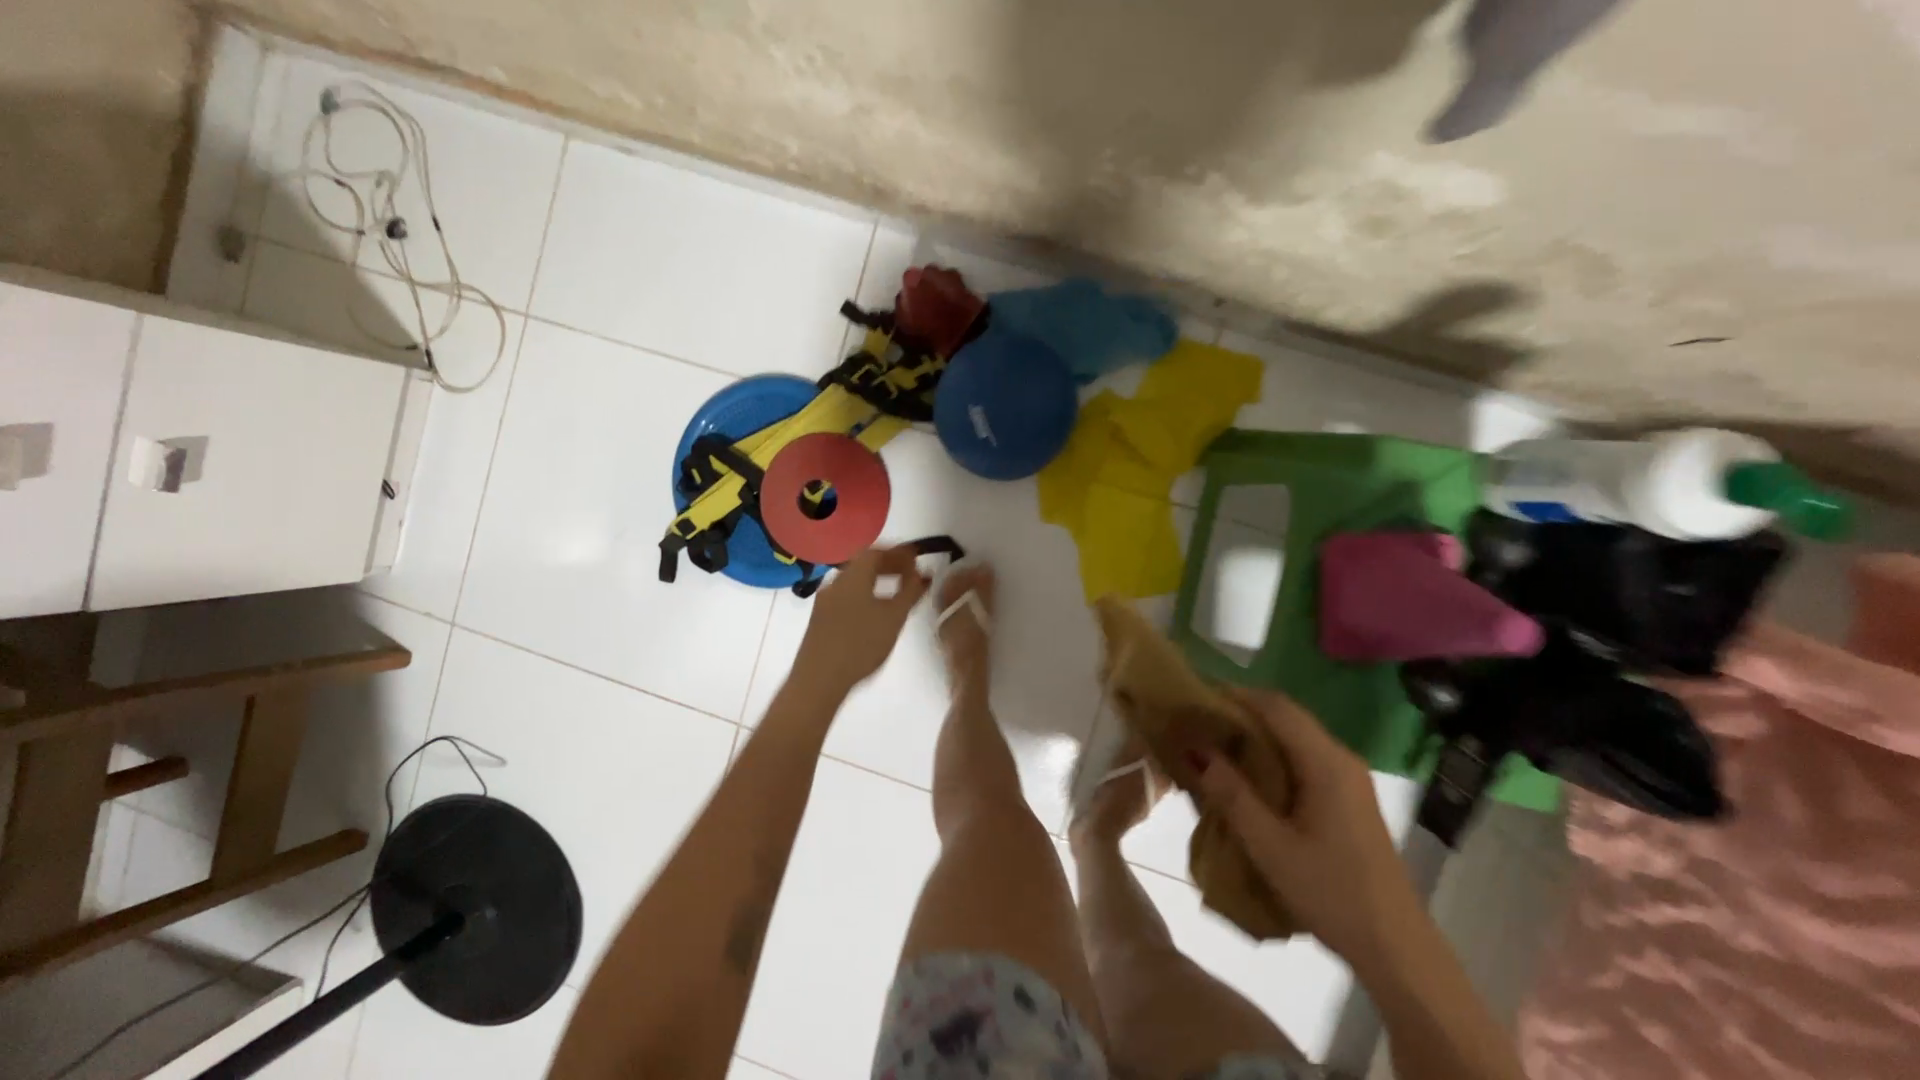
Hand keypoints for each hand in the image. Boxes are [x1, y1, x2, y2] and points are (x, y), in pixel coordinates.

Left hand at [793, 546, 930, 694]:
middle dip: (888, 565)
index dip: (898, 553)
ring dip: (876, 580)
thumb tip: (923, 574)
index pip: (875, 551)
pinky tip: (874, 612)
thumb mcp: (894, 618)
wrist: (818, 679)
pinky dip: (864, 594)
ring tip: (896, 593)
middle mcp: (835, 583)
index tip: (916, 559)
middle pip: (863, 564)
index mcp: (853, 577)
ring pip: (853, 581)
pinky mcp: (820, 620)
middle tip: (909, 574)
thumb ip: (911, 592)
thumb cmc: (861, 645)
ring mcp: (824, 602)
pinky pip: (846, 596)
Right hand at [1190, 688, 1423, 965]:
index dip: (1234, 695)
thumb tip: (1198, 750)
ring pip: (1294, 741)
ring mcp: (1349, 780)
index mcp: (1325, 762)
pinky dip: (1271, 760)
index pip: (1276, 706)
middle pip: (1286, 718)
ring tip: (1211, 750)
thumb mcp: (1270, 846)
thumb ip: (1232, 795)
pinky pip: (1303, 762)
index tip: (1194, 697)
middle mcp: (1341, 759)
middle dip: (1240, 715)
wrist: (1394, 944)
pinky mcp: (1348, 800)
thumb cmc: (1331, 892)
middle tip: (1195, 725)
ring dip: (1254, 739)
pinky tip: (1246, 781)